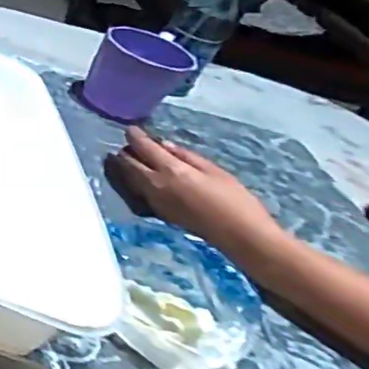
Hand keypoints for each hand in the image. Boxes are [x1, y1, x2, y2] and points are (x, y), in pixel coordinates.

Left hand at [109, 127, 287, 259]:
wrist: (243, 239)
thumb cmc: (237, 202)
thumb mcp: (217, 172)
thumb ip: (187, 156)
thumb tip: (163, 145)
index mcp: (171, 170)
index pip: (142, 147)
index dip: (134, 135)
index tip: (131, 129)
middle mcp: (154, 183)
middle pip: (126, 161)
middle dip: (127, 150)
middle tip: (135, 145)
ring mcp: (152, 199)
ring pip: (127, 175)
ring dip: (127, 164)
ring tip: (137, 158)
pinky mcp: (156, 211)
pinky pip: (135, 189)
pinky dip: (133, 178)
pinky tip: (143, 176)